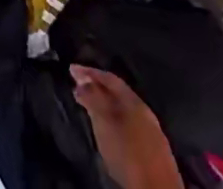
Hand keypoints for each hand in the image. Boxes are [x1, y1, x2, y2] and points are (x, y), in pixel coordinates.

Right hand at [71, 65, 183, 188]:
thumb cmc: (128, 153)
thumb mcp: (104, 123)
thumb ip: (92, 99)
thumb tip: (81, 80)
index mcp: (135, 103)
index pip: (110, 79)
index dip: (90, 72)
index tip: (71, 69)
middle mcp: (145, 114)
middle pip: (117, 94)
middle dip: (96, 87)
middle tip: (76, 86)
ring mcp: (151, 132)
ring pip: (122, 109)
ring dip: (104, 104)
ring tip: (86, 105)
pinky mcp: (151, 150)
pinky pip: (127, 123)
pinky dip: (112, 118)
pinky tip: (105, 127)